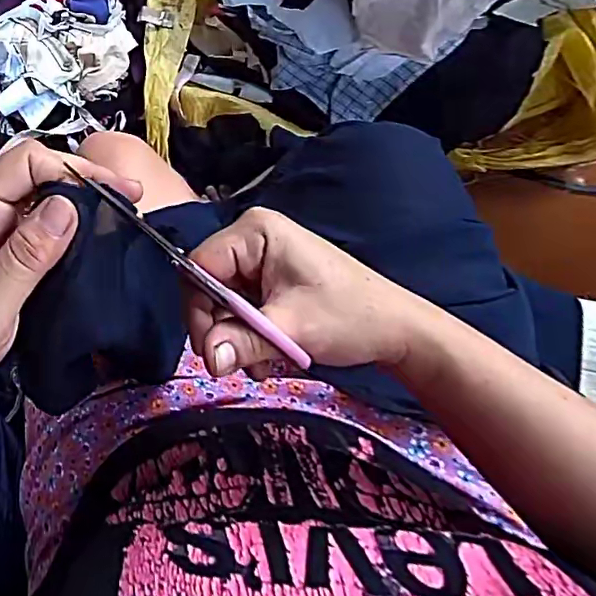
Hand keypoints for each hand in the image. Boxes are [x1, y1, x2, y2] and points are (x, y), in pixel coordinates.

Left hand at [0, 140, 143, 442]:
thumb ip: (26, 258)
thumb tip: (68, 206)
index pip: (23, 163)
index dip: (71, 169)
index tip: (113, 192)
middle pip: (36, 171)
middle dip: (84, 179)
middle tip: (130, 199)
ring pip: (40, 194)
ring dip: (80, 199)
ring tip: (121, 213)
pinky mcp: (1, 246)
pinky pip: (38, 220)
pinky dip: (69, 222)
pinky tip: (93, 234)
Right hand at [184, 208, 425, 377]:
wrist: (397, 329)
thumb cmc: (350, 316)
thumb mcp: (291, 330)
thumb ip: (243, 340)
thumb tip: (207, 358)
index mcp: (255, 231)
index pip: (201, 265)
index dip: (198, 309)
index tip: (210, 352)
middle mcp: (254, 238)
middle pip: (209, 283)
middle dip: (220, 328)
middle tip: (233, 364)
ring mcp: (262, 257)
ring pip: (224, 300)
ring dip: (235, 337)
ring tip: (260, 364)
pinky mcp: (270, 278)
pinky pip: (241, 306)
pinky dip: (247, 334)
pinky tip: (267, 355)